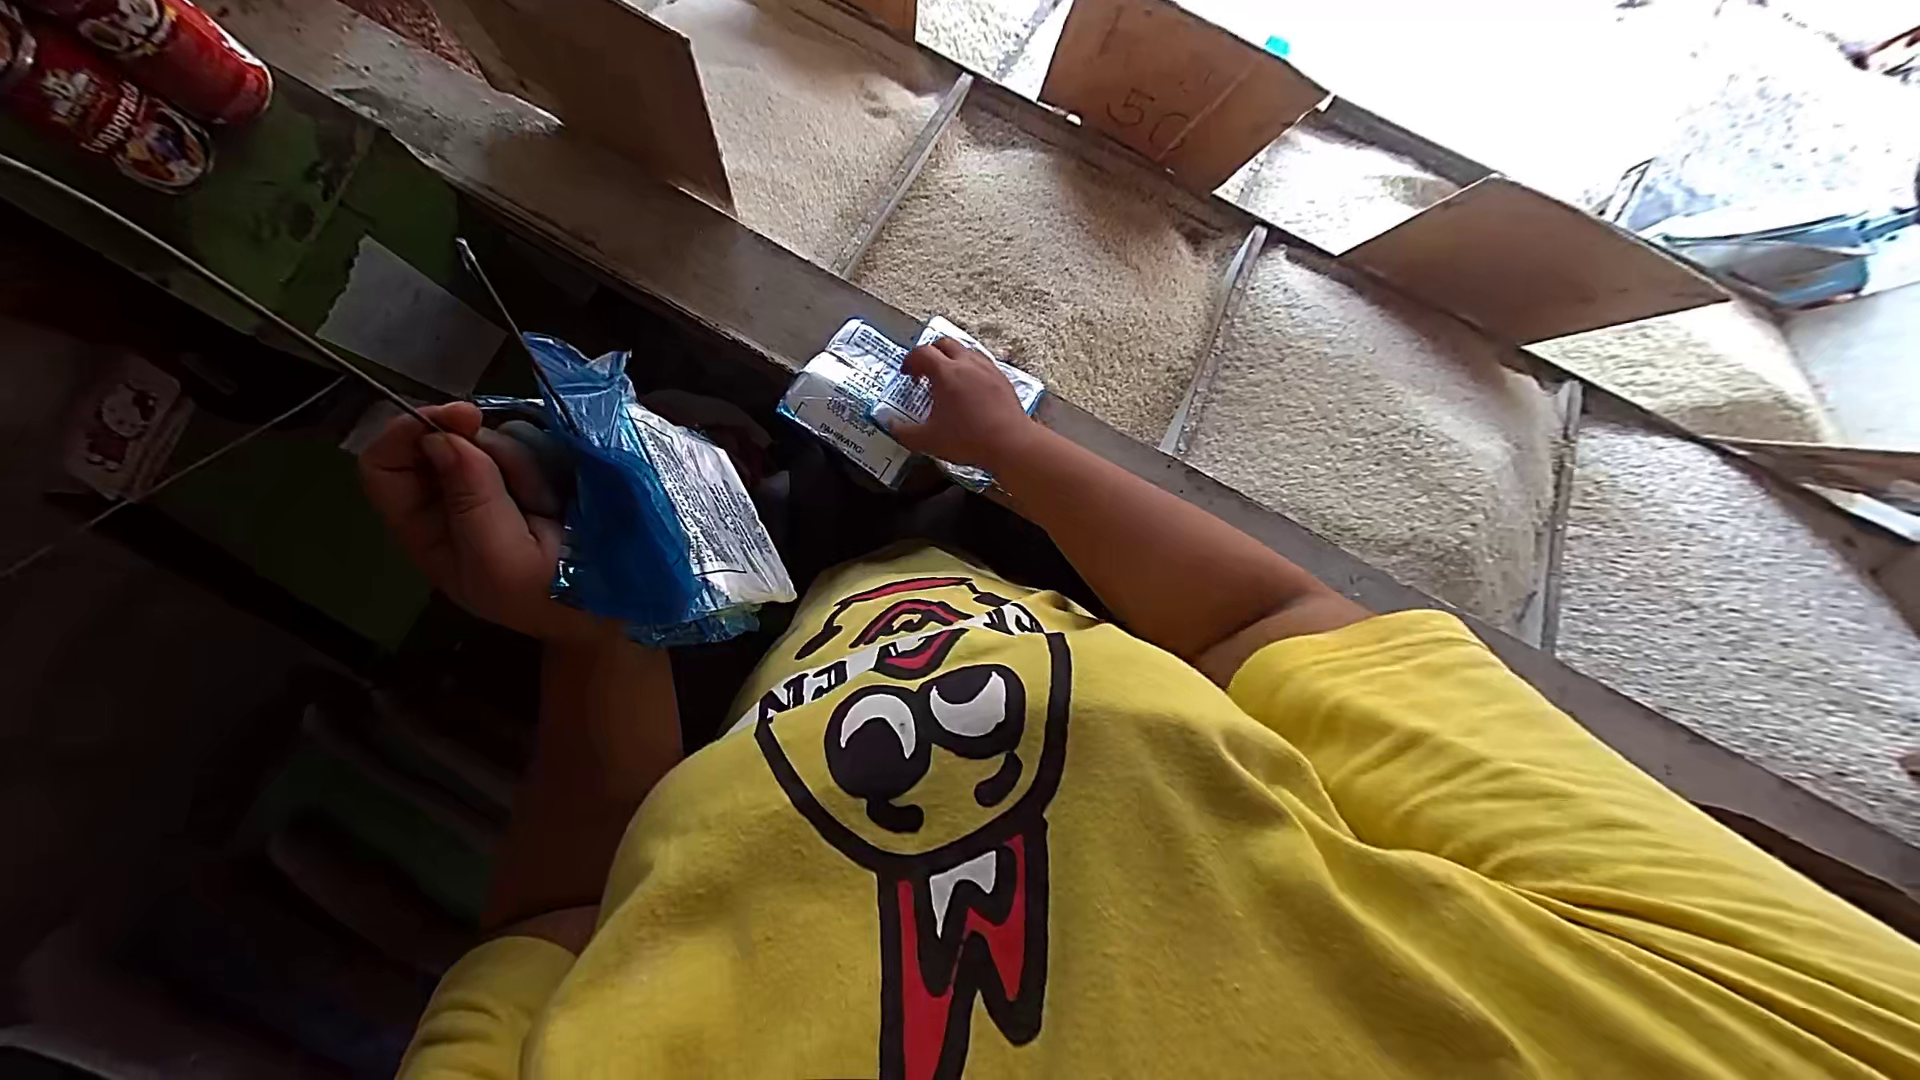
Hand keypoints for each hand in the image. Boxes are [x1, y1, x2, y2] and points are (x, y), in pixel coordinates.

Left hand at [359, 401, 606, 641]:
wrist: (616, 607)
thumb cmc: (554, 596)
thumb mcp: (502, 561)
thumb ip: (471, 502)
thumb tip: (446, 438)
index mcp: (431, 526)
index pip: (389, 465)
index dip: (412, 433)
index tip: (461, 418)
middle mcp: (464, 497)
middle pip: (455, 443)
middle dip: (494, 457)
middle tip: (532, 495)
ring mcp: (511, 485)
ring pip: (506, 439)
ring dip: (533, 465)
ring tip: (557, 507)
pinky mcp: (552, 476)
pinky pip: (547, 445)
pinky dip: (560, 461)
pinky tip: (573, 494)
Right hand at [886, 337, 1040, 469]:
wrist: (1010, 443)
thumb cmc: (968, 439)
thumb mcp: (928, 440)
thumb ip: (904, 432)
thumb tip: (890, 426)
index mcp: (945, 373)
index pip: (922, 353)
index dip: (910, 360)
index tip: (907, 373)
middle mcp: (967, 364)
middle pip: (944, 343)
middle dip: (931, 353)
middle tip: (924, 370)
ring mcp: (988, 369)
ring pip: (966, 350)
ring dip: (952, 358)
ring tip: (947, 378)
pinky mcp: (1003, 379)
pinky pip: (983, 364)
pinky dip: (971, 369)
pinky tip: (971, 388)